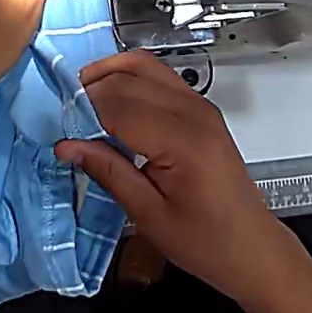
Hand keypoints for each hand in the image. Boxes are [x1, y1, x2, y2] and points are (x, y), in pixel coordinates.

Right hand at [55, 52, 311, 311]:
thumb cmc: (205, 241)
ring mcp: (200, 104)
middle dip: (92, 89)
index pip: (120, 106)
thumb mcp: (148, 215)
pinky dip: (130, 76)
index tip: (59, 126)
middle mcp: (194, 111)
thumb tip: (66, 146)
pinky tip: (112, 98)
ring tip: (82, 96)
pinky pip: (159, 74)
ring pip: (144, 65)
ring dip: (110, 73)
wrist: (252, 247)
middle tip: (65, 113)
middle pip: (129, 78)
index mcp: (183, 140)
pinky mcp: (201, 107)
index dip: (84, 112)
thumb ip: (108, 171)